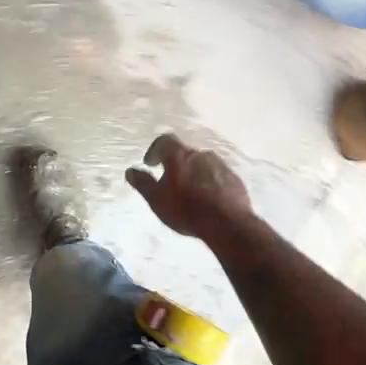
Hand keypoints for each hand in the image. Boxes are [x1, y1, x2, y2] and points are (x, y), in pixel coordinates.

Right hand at [125, 134, 253, 239]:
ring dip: (193, 173)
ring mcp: (221, 165)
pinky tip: (207, 200)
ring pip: (202, 164)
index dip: (155, 150)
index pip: (164, 141)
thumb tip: (131, 171)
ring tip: (189, 193)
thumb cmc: (185, 209)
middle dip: (175, 164)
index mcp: (180, 155)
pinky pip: (217, 176)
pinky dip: (209, 183)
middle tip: (168, 181)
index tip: (150, 164)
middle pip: (184, 153)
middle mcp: (201, 154)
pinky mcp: (234, 179)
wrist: (227, 223)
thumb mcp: (156, 199)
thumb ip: (143, 183)